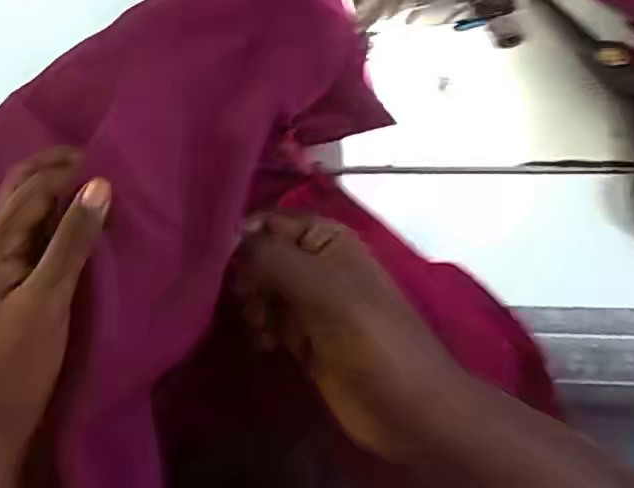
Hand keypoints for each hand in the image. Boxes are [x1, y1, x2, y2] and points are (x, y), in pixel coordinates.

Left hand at [0, 149, 110, 463]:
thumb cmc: (15, 363)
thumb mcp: (48, 300)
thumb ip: (72, 240)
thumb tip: (99, 183)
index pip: (33, 186)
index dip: (70, 171)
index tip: (111, 162)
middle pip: (22, 187)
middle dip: (57, 168)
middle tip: (100, 161)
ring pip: (27, 207)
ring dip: (57, 190)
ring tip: (97, 185)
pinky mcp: (9, 278)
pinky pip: (33, 231)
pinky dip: (56, 217)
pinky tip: (80, 223)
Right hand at [231, 212, 468, 459]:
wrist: (413, 412)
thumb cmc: (371, 336)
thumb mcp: (320, 287)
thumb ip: (269, 257)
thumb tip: (226, 238)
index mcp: (323, 237)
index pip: (266, 221)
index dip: (241, 236)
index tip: (220, 260)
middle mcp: (312, 261)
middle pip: (258, 254)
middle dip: (245, 276)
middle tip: (250, 302)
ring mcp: (307, 300)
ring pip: (258, 287)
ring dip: (251, 305)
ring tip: (262, 329)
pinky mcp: (302, 335)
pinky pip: (266, 319)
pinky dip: (259, 328)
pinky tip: (266, 344)